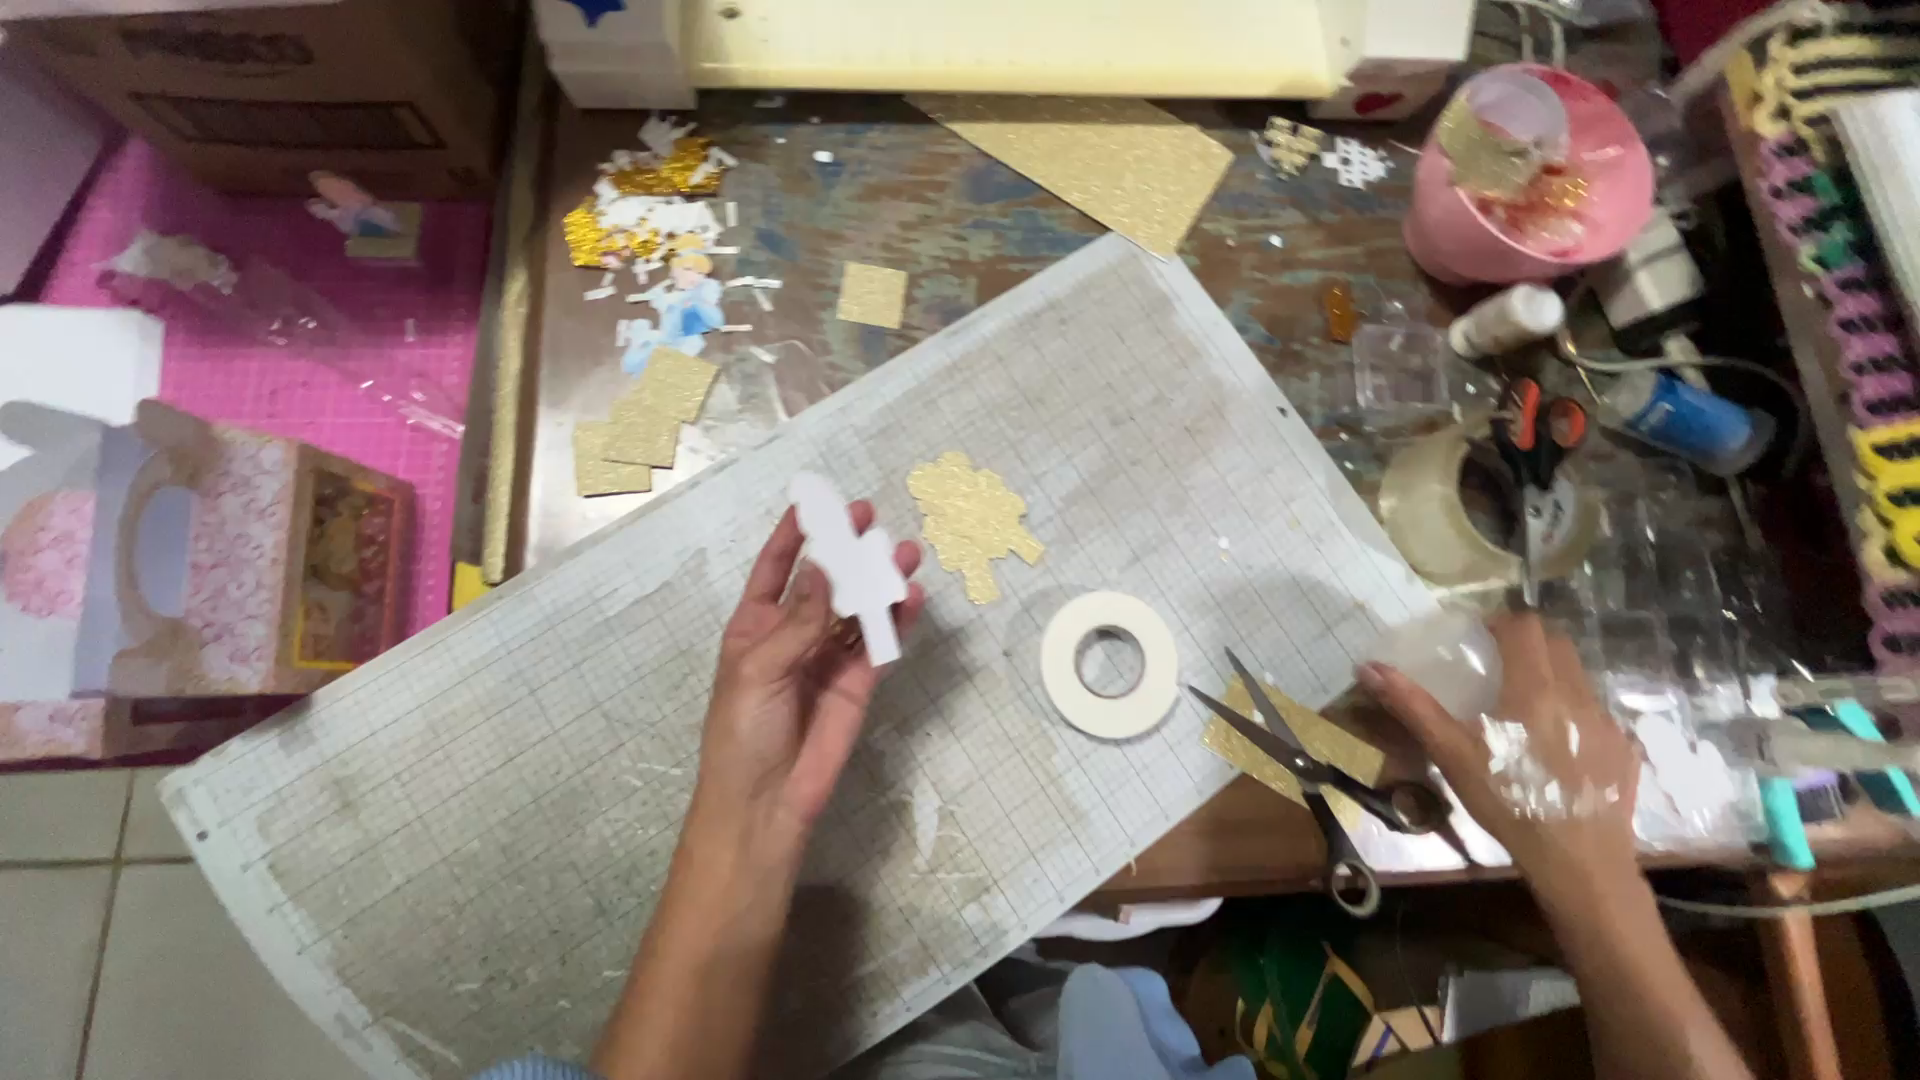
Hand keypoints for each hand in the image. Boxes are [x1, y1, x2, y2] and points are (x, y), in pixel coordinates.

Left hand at [689, 502, 925, 862]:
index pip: (776, 568)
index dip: (794, 534)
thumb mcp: (760, 669)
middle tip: (871, 518)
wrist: (766, 802)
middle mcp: (794, 633)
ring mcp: (829, 657)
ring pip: (858, 608)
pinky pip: (879, 642)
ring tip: (906, 551)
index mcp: (756, 625)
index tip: (816, 502)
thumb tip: (822, 568)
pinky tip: (911, 596)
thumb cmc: (744, 731)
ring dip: (879, 580)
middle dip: (846, 549)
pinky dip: (896, 620)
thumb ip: (798, 620)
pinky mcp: (859, 681)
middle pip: (825, 581)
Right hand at [1357, 612, 1640, 909]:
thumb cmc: (1507, 801)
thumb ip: (1411, 705)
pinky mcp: (1626, 750)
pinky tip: (1554, 745)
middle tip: (1495, 662)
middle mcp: (1579, 696)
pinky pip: (1597, 713)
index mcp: (1535, 689)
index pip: (1524, 627)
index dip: (1500, 621)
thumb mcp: (1450, 753)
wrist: (1579, 863)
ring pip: (1580, 677)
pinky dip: (1572, 711)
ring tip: (1522, 705)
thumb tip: (1367, 668)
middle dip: (1526, 642)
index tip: (1478, 635)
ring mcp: (1610, 723)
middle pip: (1557, 644)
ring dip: (1550, 675)